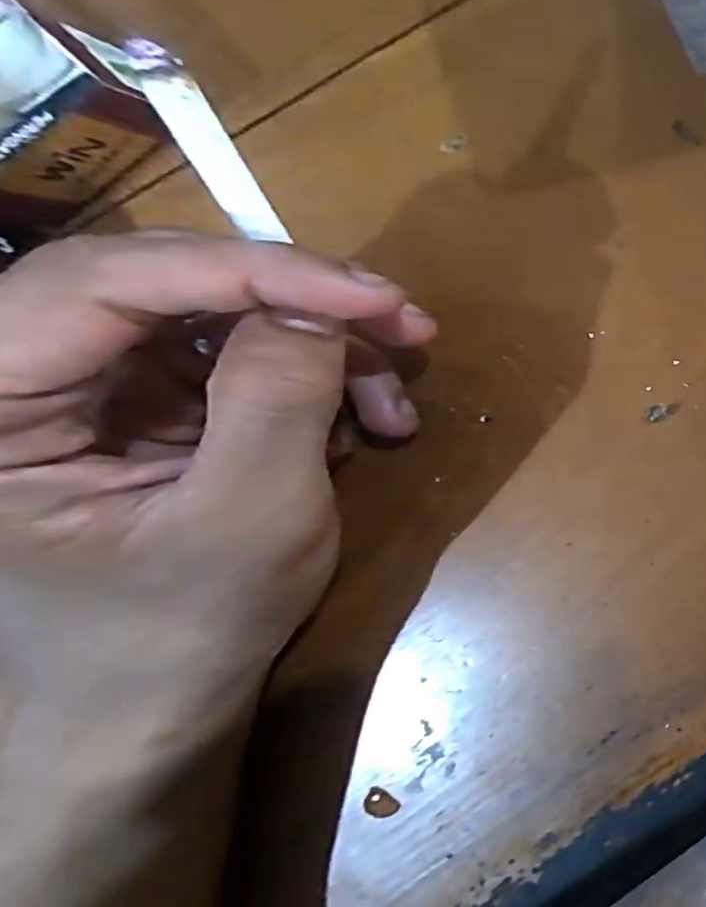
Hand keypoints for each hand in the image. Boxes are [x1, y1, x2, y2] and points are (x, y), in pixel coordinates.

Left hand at [0, 231, 436, 704]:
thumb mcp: (252, 514)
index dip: (251, 270)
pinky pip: (250, 352)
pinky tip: (367, 423)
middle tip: (407, 323)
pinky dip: (327, 378)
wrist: (158, 694)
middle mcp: (14, 378)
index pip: (102, 284)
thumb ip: (276, 400)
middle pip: (165, 280)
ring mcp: (88, 387)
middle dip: (304, 295)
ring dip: (332, 349)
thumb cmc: (186, 622)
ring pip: (223, 312)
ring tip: (395, 409)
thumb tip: (323, 308)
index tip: (378, 297)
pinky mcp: (151, 400)